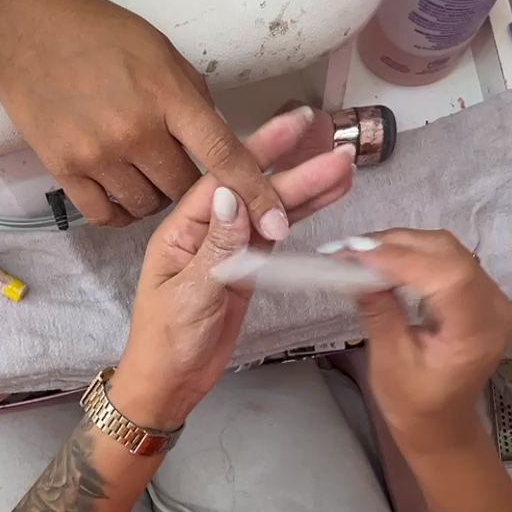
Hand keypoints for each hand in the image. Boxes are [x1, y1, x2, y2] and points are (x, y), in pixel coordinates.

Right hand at [0, 0, 289, 236]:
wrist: (23, 34)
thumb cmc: (94, 32)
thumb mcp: (158, 51)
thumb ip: (191, 99)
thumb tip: (214, 138)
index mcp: (168, 96)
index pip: (224, 154)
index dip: (256, 192)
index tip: (277, 221)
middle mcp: (136, 132)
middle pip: (184, 189)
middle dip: (188, 183)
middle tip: (173, 160)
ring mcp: (98, 155)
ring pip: (147, 206)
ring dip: (153, 196)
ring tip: (141, 169)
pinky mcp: (65, 171)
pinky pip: (107, 215)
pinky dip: (121, 212)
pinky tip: (122, 193)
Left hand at [108, 107, 356, 428]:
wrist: (171, 382)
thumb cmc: (167, 341)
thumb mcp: (190, 294)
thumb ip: (217, 247)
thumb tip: (235, 195)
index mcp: (180, 231)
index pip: (222, 182)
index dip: (259, 154)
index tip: (294, 129)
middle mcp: (206, 232)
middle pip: (252, 192)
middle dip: (293, 169)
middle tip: (335, 144)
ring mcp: (229, 249)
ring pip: (270, 212)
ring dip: (306, 191)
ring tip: (344, 168)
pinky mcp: (247, 270)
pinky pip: (276, 238)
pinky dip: (302, 220)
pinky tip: (327, 199)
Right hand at [343, 230, 511, 452]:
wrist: (440, 421)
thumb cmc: (413, 402)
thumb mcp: (390, 362)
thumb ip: (380, 313)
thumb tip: (358, 272)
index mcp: (476, 331)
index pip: (448, 275)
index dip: (401, 257)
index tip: (354, 254)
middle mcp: (493, 306)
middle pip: (448, 253)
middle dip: (395, 243)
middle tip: (346, 249)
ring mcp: (490, 296)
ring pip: (446, 248)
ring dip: (400, 243)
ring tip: (357, 251)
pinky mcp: (477, 292)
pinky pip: (446, 259)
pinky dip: (410, 252)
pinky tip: (381, 258)